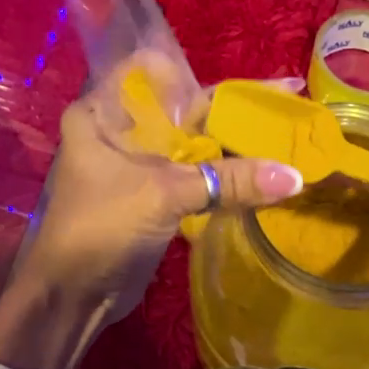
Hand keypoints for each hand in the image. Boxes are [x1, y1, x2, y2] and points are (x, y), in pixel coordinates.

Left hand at [11, 54, 304, 327]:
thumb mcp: (164, 195)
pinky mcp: (155, 196)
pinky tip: (265, 174)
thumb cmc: (101, 229)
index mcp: (103, 111)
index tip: (254, 86)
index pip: (158, 72)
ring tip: (288, 139)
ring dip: (235, 146)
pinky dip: (226, 176)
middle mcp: (120, 130)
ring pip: (195, 145)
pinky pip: (197, 176)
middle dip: (233, 111)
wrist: (74, 296)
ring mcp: (138, 165)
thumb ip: (228, 181)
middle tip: (290, 108)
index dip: (207, 74)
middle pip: (185, 109)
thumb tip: (295, 176)